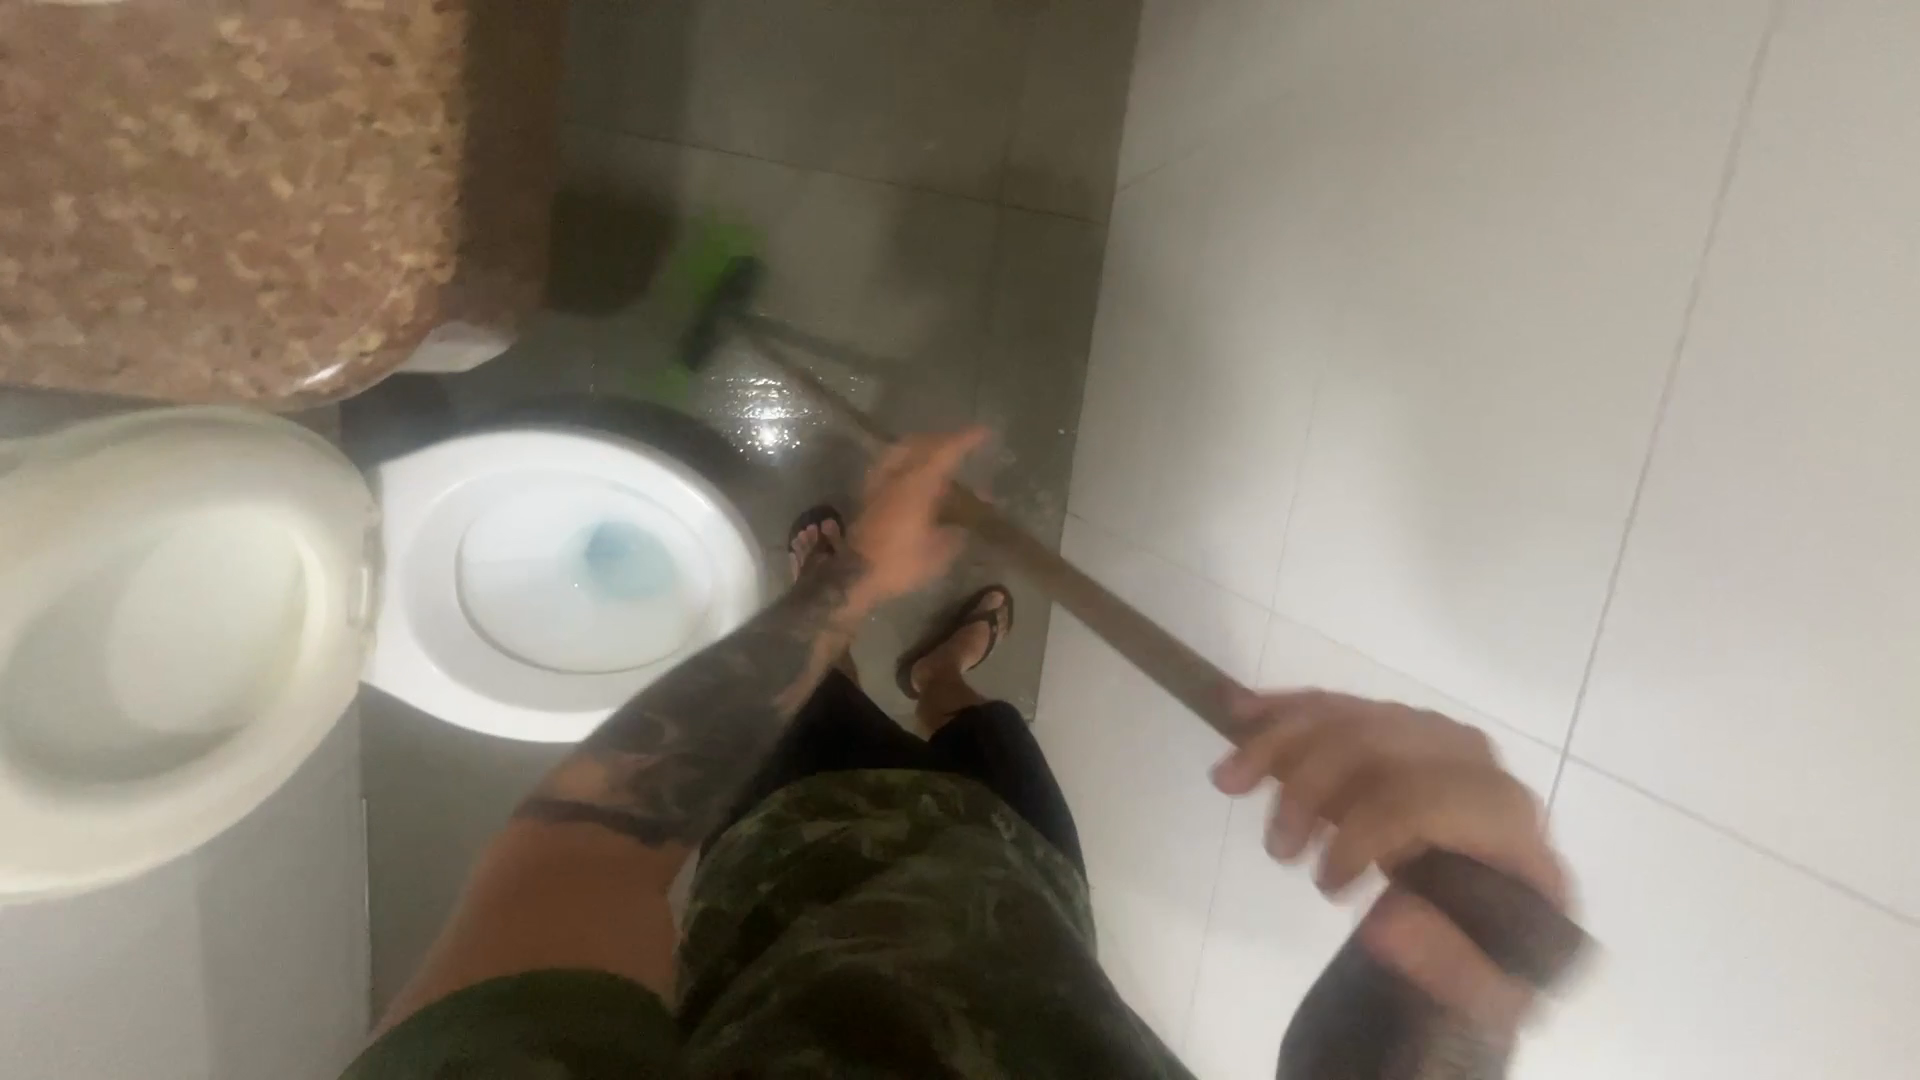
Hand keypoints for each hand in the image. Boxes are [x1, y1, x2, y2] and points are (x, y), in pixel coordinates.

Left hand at [845, 428, 987, 604]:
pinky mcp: (867, 495)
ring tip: (937, 456)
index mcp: (916, 484)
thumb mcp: (937, 554)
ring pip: (900, 451)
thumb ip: (954, 535)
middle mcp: (895, 475)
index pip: (944, 451)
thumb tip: (962, 528)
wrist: (853, 575)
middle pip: (919, 443)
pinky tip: (914, 475)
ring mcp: (877, 483)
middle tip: (961, 444)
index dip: (965, 439)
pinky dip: (905, 461)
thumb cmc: (898, 564)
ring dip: (921, 447)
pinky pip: (889, 465)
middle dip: (942, 439)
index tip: (983, 432)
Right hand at [1211, 689, 1568, 1036]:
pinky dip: (1280, 709)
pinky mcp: (1391, 722)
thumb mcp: (1489, 986)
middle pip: (1372, 744)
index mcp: (1503, 816)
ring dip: (1274, 743)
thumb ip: (1452, 967)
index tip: (1324, 887)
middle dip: (1305, 788)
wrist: (1488, 909)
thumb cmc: (1489, 945)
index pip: (1421, 800)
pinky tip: (1238, 714)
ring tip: (1229, 783)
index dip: (1361, 835)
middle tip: (1275, 850)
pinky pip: (1330, 703)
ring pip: (1341, 715)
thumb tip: (1383, 922)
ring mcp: (1427, 733)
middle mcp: (1469, 758)